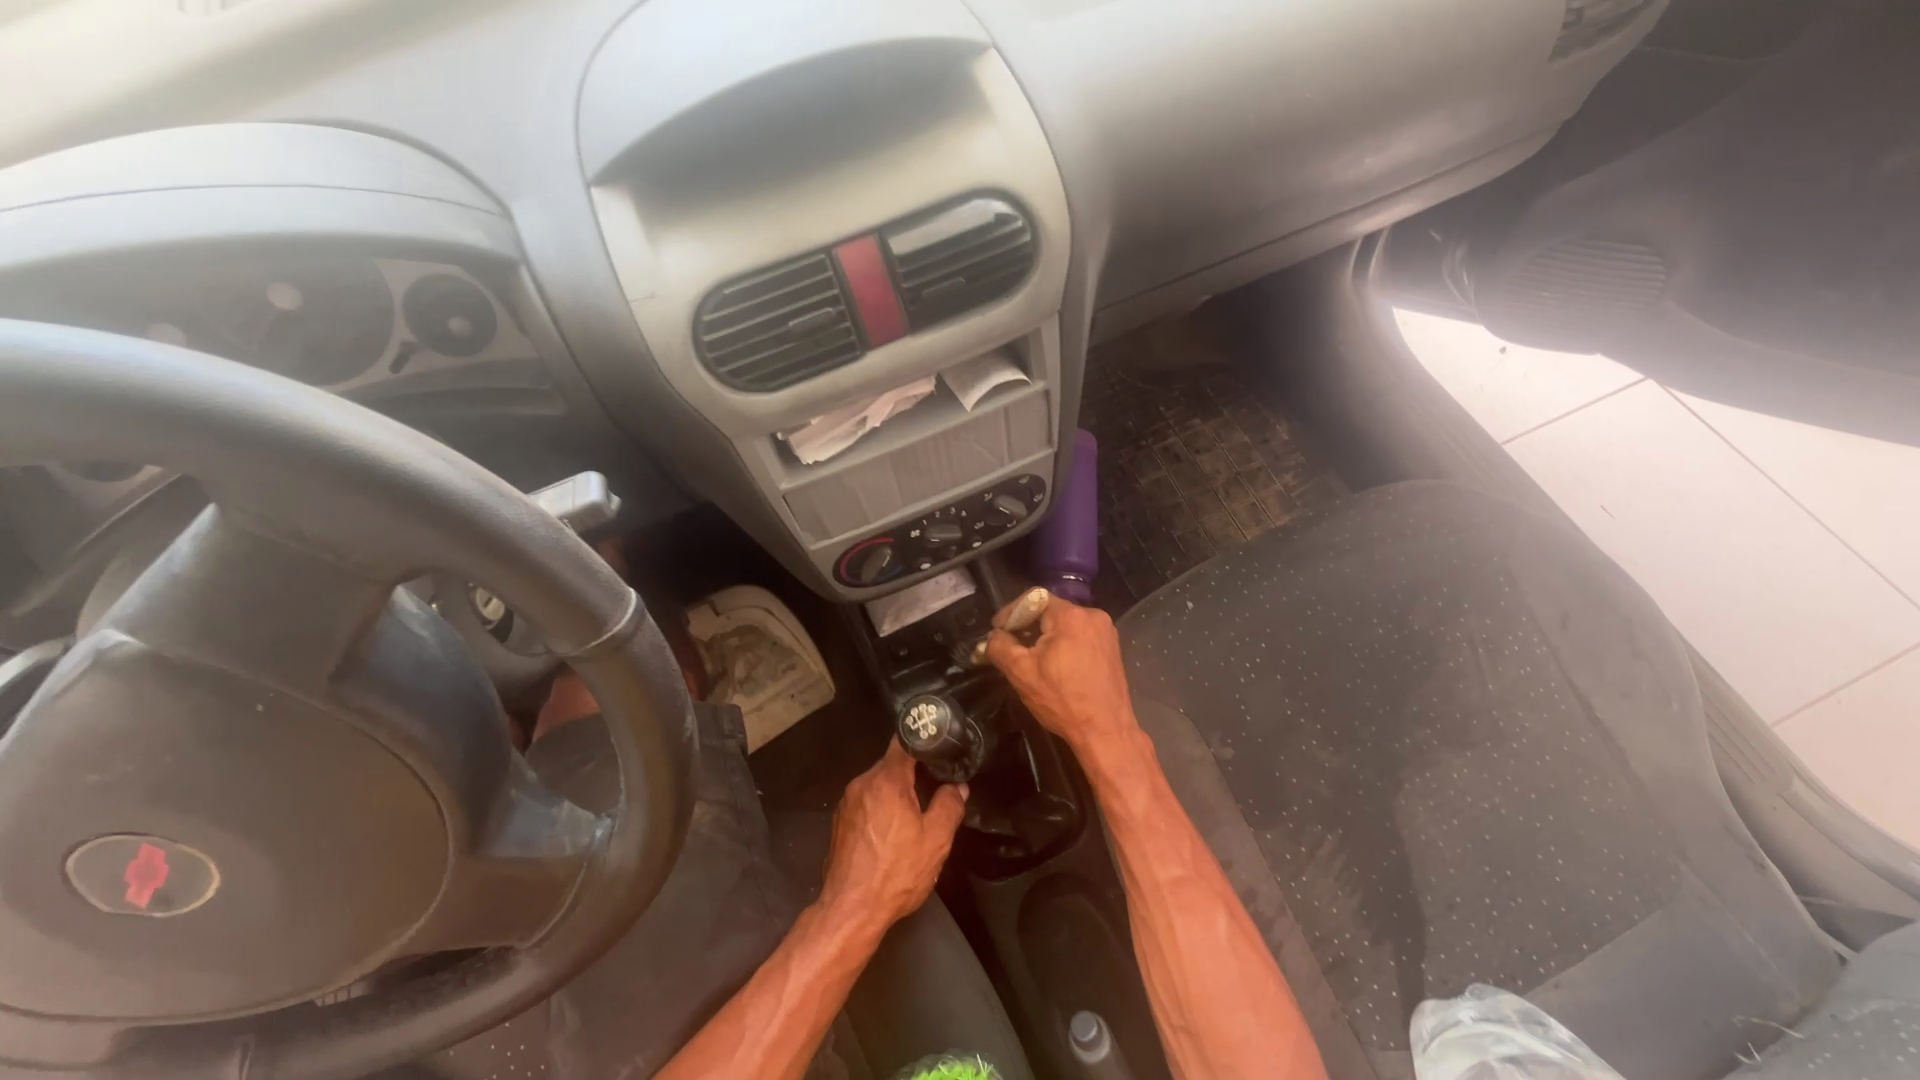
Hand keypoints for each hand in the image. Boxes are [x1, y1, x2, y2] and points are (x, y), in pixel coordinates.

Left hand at [820, 740, 967, 928]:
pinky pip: (866, 803)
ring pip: (878, 785)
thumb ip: (949, 806)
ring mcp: (847, 803)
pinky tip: (893, 832)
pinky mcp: (839, 822)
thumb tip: (957, 787)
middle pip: (891, 765)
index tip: (940, 746)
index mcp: (886, 780)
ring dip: (896, 793)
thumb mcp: (935, 840)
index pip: (903, 741)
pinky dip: (881, 809)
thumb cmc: (896, 872)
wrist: (851, 909)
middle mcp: (861, 784)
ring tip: (917, 813)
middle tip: (936, 787)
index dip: (923, 740)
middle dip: (913, 773)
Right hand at [984, 595, 1137, 749]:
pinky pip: (1080, 637)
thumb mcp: (1021, 673)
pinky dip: (1064, 646)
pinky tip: (1056, 668)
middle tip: (1011, 648)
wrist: (1105, 731)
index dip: (1011, 612)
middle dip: (1028, 627)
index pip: (1034, 598)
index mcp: (1071, 616)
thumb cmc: (1062, 700)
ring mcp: (1106, 633)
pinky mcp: (1112, 649)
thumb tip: (994, 637)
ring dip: (1045, 638)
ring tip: (1032, 661)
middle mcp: (1093, 616)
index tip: (998, 631)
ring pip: (1065, 625)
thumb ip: (1001, 647)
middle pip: (1050, 611)